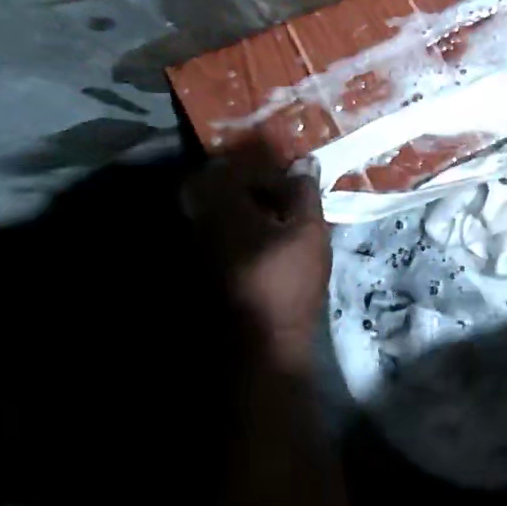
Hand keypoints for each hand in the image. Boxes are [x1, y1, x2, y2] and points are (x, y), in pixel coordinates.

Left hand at [183, 156, 330, 370]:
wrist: (262, 341)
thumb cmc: (287, 280)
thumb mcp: (308, 232)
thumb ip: (304, 194)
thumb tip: (304, 164)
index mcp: (222, 207)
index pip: (232, 166)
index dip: (261, 163)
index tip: (287, 172)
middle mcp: (201, 222)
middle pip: (212, 186)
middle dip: (243, 182)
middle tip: (275, 189)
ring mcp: (198, 248)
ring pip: (213, 211)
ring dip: (241, 205)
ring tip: (276, 215)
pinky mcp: (204, 269)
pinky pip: (217, 233)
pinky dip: (238, 227)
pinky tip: (265, 240)